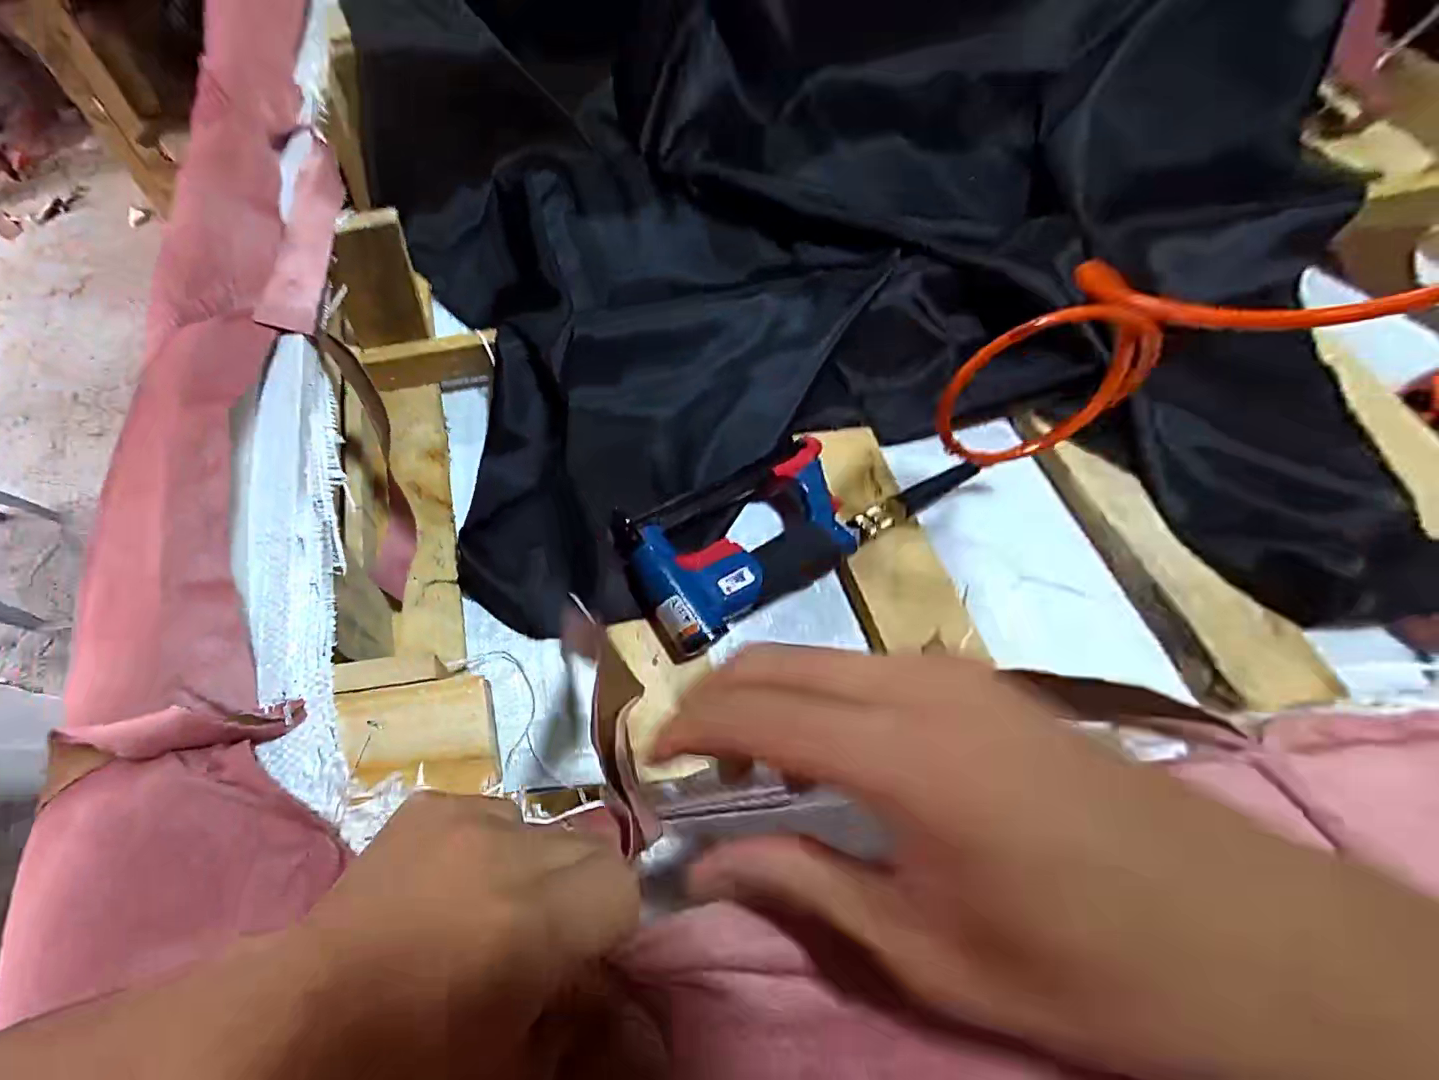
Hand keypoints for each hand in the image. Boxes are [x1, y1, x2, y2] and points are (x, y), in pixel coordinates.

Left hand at [294, 792, 639, 1077]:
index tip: (584, 954)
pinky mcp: (423, 804)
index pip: (619, 879)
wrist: (314, 1007)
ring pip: (533, 823)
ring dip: (528, 861)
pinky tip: (451, 878)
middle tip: (538, 935)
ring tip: (489, 904)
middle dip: (575, 889)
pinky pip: (482, 809)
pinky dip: (483, 841)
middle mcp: (501, 846)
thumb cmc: (417, 1051)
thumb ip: (586, 1019)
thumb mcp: (515, 1060)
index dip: (610, 922)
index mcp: (533, 913)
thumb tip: (638, 1016)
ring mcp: (457, 814)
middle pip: (581, 844)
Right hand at [654, 646, 1438, 1079]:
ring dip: (758, 691)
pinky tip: (815, 744)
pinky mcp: (977, 679)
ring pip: (810, 654)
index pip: (751, 712)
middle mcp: (915, 689)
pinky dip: (807, 690)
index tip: (651, 755)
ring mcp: (951, 674)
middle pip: (770, 663)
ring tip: (740, 755)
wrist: (1279, 949)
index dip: (687, 727)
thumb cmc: (1089, 969)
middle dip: (709, 697)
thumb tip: (701, 868)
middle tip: (685, 754)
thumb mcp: (926, 953)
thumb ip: (799, 888)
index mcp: (899, 756)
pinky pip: (856, 663)